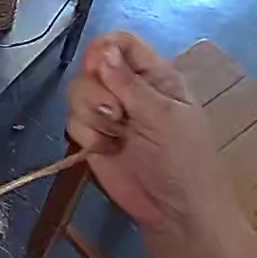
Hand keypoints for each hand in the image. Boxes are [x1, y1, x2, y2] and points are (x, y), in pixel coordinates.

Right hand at [66, 33, 235, 231]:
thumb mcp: (163, 116)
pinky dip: (86, 136)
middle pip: (92, 66)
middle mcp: (128, 90)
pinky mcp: (93, 137)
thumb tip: (101, 50)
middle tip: (115, 112)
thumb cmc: (183, 160)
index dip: (105, 49)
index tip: (100, 68)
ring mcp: (109, 114)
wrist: (176, 214)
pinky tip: (106, 150)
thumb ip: (129, 83)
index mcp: (155, 77)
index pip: (122, 43)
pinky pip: (72, 121)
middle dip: (96, 90)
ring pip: (77, 93)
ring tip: (114, 135)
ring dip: (90, 114)